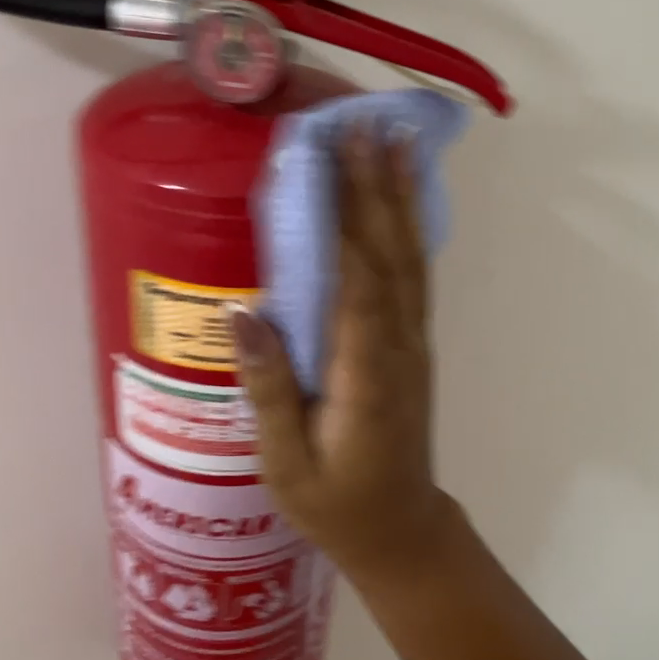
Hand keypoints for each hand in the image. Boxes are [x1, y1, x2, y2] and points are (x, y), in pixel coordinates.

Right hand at [230, 126, 457, 579]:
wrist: (403, 532)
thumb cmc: (338, 507)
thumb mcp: (287, 465)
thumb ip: (270, 389)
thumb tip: (245, 314)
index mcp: (365, 376)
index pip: (354, 284)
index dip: (342, 221)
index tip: (328, 163)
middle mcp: (398, 348)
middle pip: (389, 256)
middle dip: (377, 188)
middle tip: (366, 127)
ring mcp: (413, 344)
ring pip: (410, 259)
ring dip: (402, 198)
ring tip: (398, 141)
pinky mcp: (413, 345)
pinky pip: (413, 277)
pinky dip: (410, 230)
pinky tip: (404, 199)